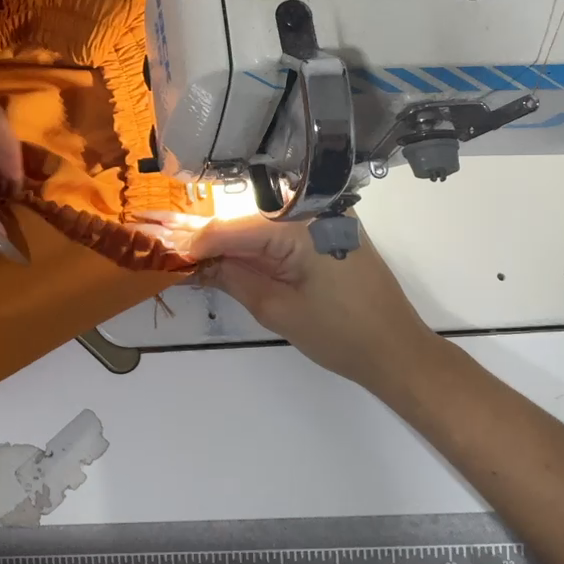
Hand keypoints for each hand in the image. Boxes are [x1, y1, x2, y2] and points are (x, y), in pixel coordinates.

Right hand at [189, 218, 444, 392]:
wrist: (400, 353)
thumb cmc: (341, 336)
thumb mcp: (277, 310)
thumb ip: (232, 279)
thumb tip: (193, 264)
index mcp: (301, 225)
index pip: (233, 228)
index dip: (196, 241)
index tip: (163, 252)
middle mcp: (313, 210)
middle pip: (245, 220)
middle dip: (208, 237)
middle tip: (168, 246)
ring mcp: (324, 218)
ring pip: (261, 225)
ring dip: (228, 241)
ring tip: (191, 253)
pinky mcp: (329, 232)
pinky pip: (281, 232)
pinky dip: (254, 246)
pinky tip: (227, 257)